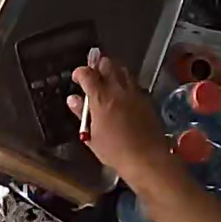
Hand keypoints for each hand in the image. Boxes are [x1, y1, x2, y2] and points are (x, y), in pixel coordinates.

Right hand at [66, 53, 183, 191]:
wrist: (147, 158)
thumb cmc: (115, 151)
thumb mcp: (91, 136)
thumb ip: (81, 114)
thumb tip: (73, 99)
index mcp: (101, 98)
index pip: (87, 73)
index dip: (79, 72)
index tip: (77, 78)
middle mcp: (118, 90)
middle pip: (107, 63)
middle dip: (97, 66)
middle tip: (93, 77)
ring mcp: (134, 92)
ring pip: (123, 69)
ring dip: (113, 72)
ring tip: (108, 83)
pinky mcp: (146, 98)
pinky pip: (134, 83)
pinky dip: (126, 83)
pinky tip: (123, 95)